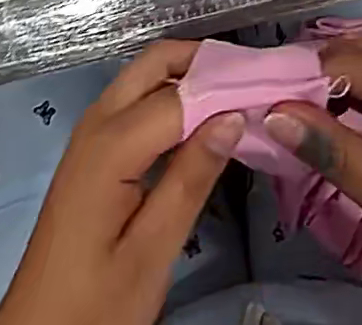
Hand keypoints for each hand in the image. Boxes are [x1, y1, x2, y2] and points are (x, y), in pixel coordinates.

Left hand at [0, 41, 245, 324]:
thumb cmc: (95, 303)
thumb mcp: (152, 252)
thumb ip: (192, 178)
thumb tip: (233, 117)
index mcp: (111, 144)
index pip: (180, 94)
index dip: (225, 86)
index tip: (270, 88)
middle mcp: (97, 120)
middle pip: (155, 61)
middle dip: (204, 61)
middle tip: (252, 80)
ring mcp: (92, 130)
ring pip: (145, 75)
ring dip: (189, 75)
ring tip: (237, 96)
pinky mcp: (94, 146)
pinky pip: (137, 99)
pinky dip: (172, 95)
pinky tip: (202, 120)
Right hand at [263, 36, 361, 324]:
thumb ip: (337, 153)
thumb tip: (273, 115)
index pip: (351, 62)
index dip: (301, 77)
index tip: (256, 98)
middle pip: (356, 55)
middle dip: (310, 77)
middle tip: (266, 104)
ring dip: (325, 87)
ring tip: (285, 112)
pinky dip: (346, 101)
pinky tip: (321, 121)